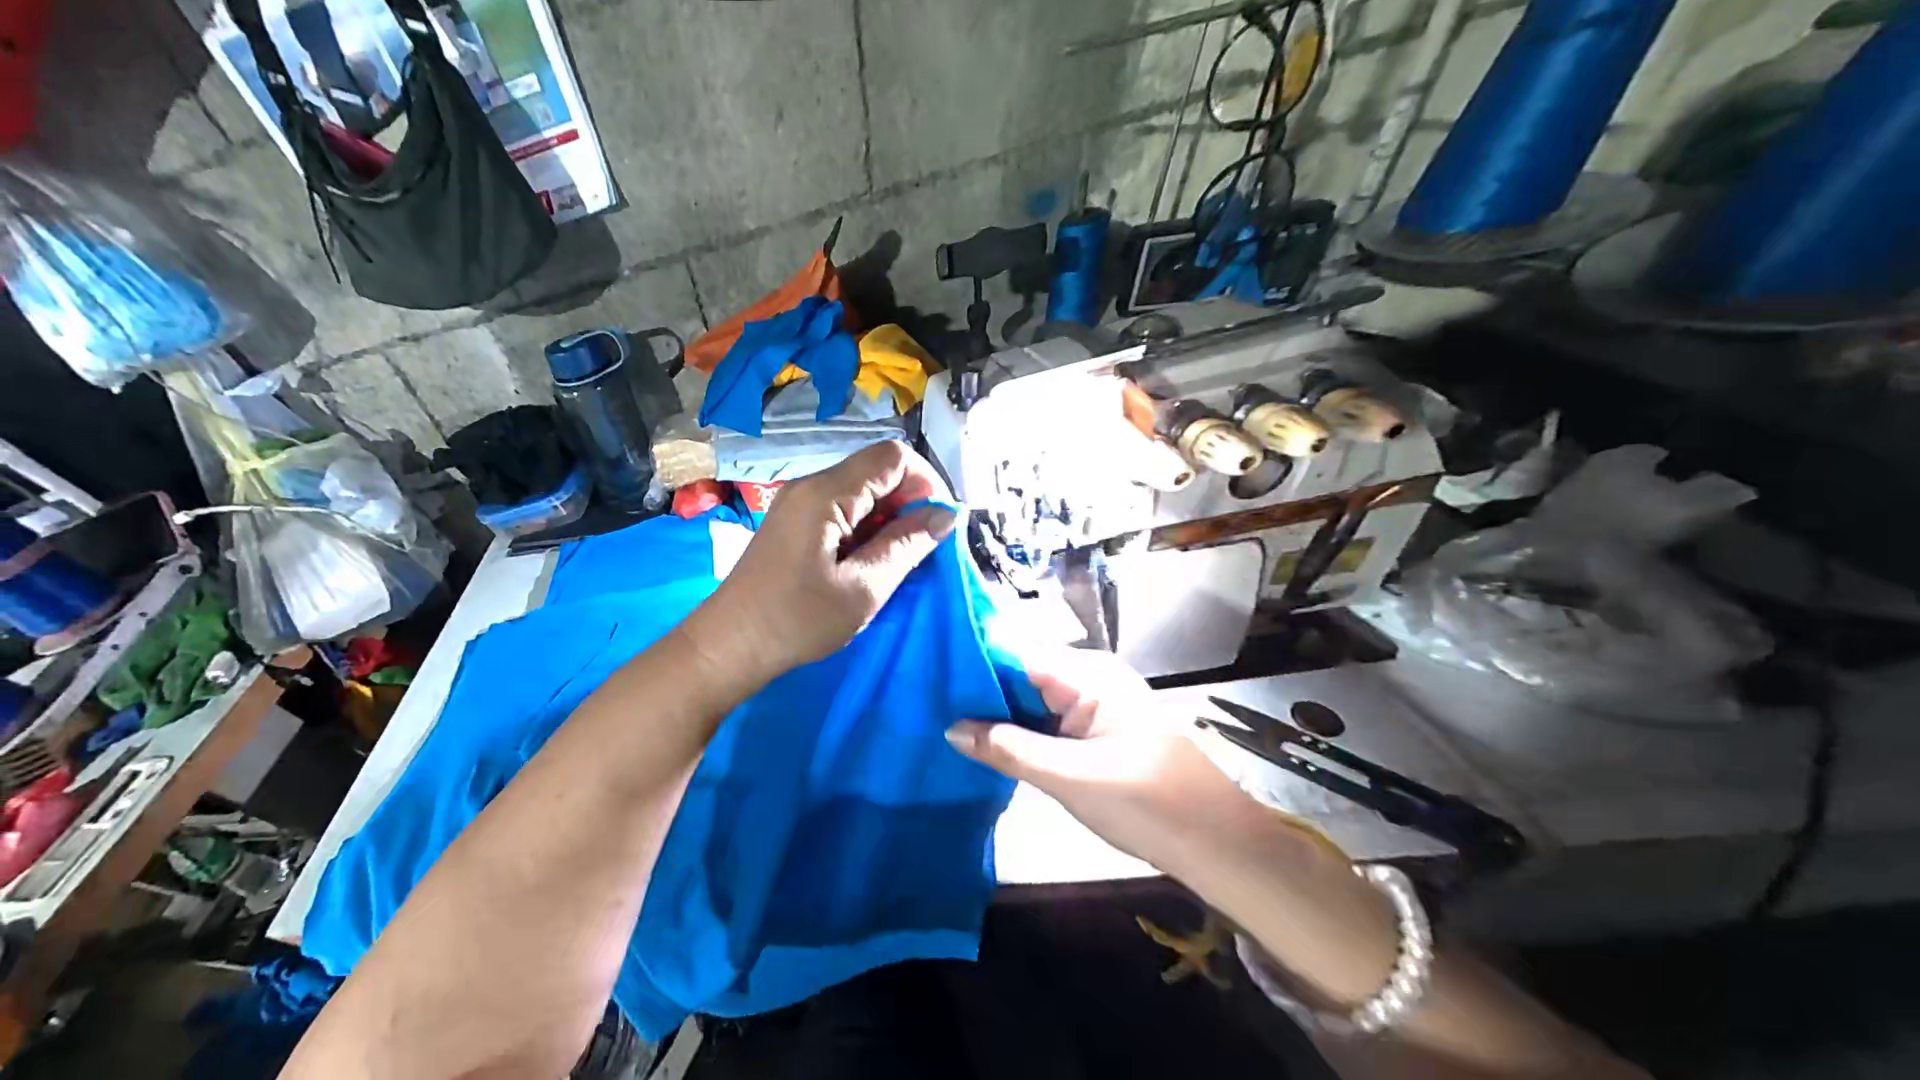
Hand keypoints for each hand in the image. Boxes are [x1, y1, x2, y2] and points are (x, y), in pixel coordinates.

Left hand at [686, 442, 957, 680]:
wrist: (728, 646)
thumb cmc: (796, 621)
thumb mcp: (863, 589)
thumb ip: (906, 545)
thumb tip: (945, 515)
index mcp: (825, 494)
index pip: (893, 456)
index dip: (926, 482)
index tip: (937, 525)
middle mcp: (811, 486)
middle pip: (877, 469)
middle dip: (909, 502)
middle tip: (919, 550)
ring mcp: (799, 503)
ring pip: (862, 490)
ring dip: (889, 518)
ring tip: (894, 561)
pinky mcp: (795, 522)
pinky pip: (843, 508)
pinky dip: (866, 527)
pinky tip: (867, 562)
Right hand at [945, 649, 1264, 874]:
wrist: (1216, 843)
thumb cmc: (1148, 804)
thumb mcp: (1071, 778)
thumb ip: (1010, 750)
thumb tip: (951, 728)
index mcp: (1090, 674)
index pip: (1017, 652)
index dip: (973, 661)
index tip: (926, 674)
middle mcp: (1092, 677)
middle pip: (1023, 671)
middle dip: (980, 688)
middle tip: (927, 704)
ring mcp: (1097, 702)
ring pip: (1034, 696)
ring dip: (998, 711)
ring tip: (945, 720)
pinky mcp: (1098, 727)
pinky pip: (1049, 716)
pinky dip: (1021, 727)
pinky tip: (989, 741)